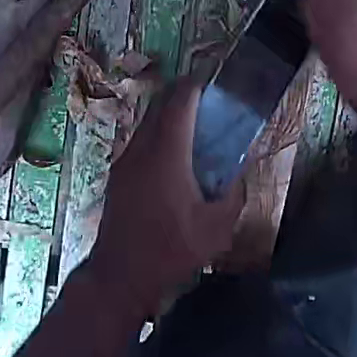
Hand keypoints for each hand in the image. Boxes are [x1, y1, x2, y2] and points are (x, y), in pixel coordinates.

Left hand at [89, 80, 246, 314]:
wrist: (119, 277)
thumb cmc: (171, 250)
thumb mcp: (217, 228)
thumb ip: (233, 196)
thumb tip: (238, 176)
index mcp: (167, 154)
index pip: (179, 103)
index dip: (196, 84)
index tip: (213, 78)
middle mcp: (142, 149)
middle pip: (159, 104)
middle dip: (182, 93)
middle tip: (208, 96)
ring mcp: (125, 162)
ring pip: (147, 122)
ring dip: (169, 114)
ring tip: (195, 124)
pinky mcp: (118, 176)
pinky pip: (141, 140)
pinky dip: (159, 134)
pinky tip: (175, 156)